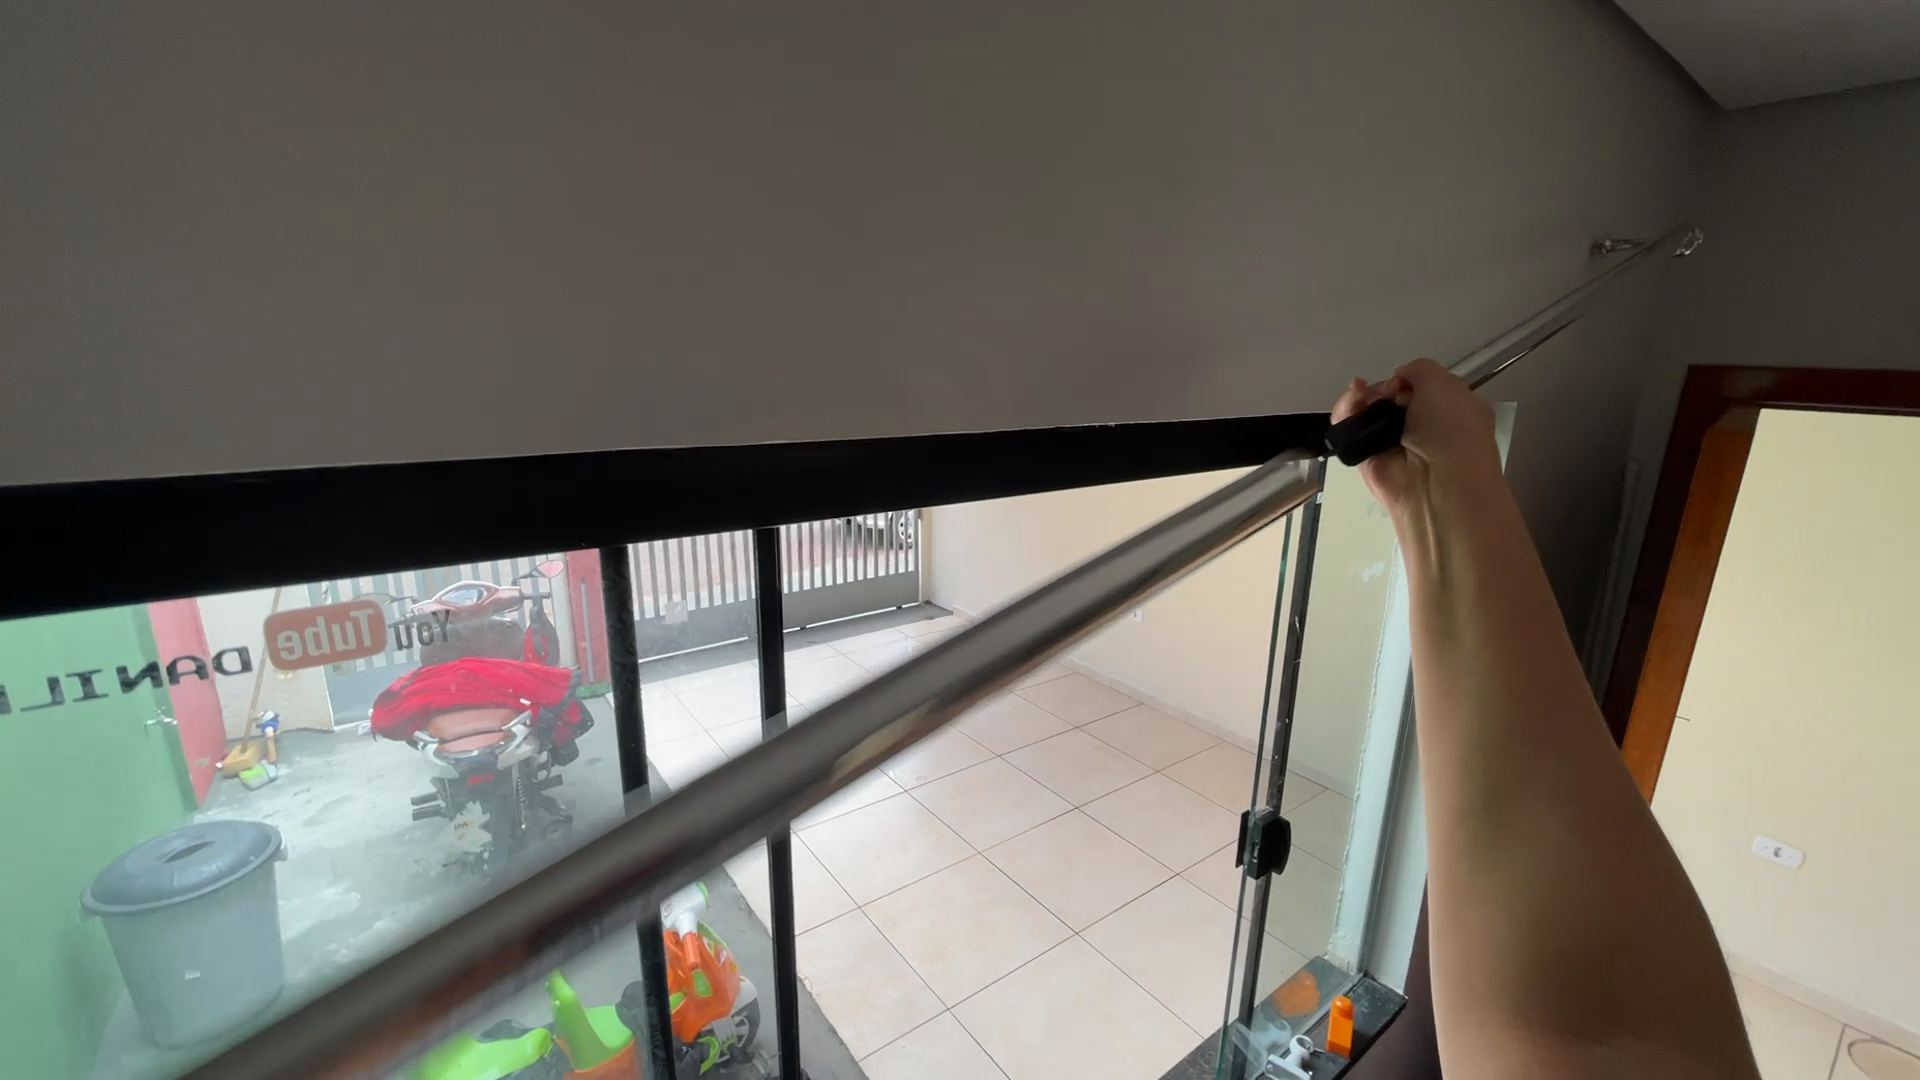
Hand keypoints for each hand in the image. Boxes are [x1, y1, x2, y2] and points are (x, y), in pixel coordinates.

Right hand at [1332, 358, 1500, 515]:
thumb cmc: (1451, 429)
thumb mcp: (1446, 384)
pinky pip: (1347, 426)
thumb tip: (1396, 379)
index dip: (1408, 378)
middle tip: (1386, 393)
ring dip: (1361, 396)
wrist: (1435, 480)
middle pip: (1388, 396)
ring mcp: (1389, 440)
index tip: (1404, 380)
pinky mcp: (1363, 452)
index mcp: (1447, 409)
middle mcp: (1418, 425)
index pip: (1419, 386)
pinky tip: (1352, 399)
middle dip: (1383, 388)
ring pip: (1365, 409)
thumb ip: (1419, 369)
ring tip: (1361, 393)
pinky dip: (1345, 410)